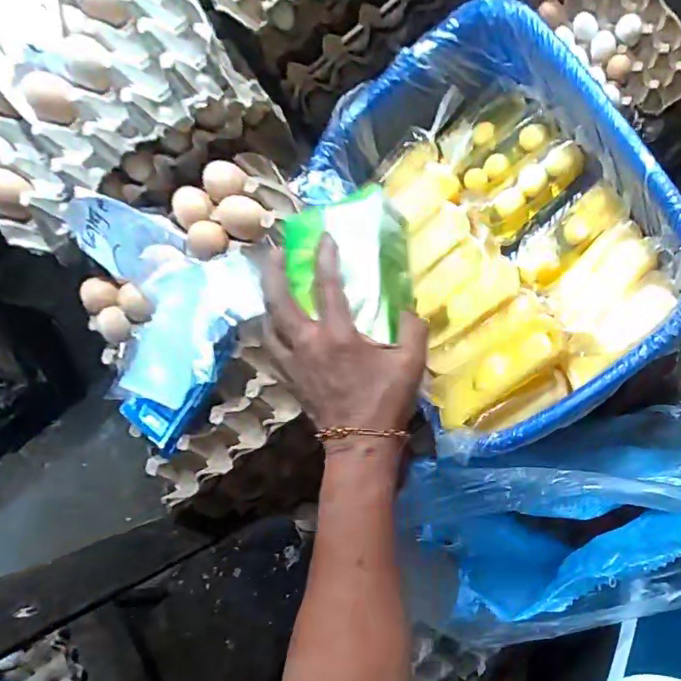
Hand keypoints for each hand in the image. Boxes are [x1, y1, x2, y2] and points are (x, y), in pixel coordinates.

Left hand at [257, 237, 428, 438]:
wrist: (361, 443)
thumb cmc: (386, 402)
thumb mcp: (411, 363)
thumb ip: (413, 329)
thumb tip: (409, 308)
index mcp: (337, 336)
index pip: (326, 285)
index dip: (324, 257)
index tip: (324, 237)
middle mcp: (307, 343)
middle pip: (278, 299)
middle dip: (272, 271)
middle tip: (273, 250)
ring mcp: (294, 363)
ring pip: (268, 324)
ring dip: (267, 301)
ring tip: (271, 287)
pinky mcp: (289, 379)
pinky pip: (271, 348)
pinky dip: (271, 331)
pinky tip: (276, 327)